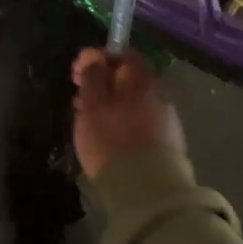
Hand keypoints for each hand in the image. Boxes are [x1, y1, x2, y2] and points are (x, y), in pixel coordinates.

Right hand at [71, 49, 184, 179]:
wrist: (147, 189)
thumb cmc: (112, 139)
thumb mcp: (93, 102)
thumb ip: (93, 76)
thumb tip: (96, 60)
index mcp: (143, 80)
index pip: (123, 54)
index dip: (98, 56)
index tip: (76, 70)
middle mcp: (159, 96)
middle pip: (128, 81)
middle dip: (101, 84)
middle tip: (78, 97)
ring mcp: (165, 122)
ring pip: (131, 105)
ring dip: (109, 107)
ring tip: (87, 121)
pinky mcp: (166, 147)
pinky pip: (138, 125)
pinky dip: (120, 125)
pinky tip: (106, 139)